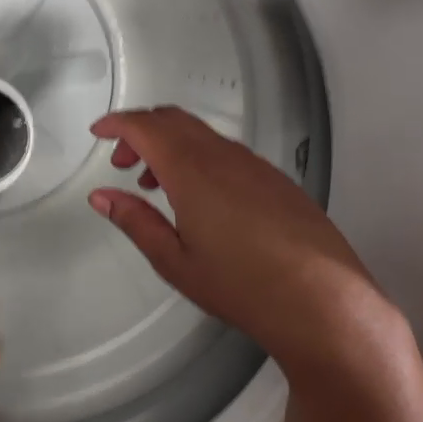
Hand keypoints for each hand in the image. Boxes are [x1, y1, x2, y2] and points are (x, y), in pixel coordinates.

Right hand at [88, 107, 395, 369]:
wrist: (324, 301)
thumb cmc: (242, 285)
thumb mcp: (173, 260)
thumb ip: (135, 221)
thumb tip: (102, 196)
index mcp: (192, 171)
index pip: (146, 126)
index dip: (117, 123)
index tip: (98, 131)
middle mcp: (225, 157)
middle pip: (175, 120)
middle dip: (141, 131)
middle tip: (121, 161)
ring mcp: (256, 166)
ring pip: (202, 135)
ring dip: (171, 146)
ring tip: (156, 185)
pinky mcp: (278, 181)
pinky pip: (227, 152)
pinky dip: (199, 158)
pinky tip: (199, 199)